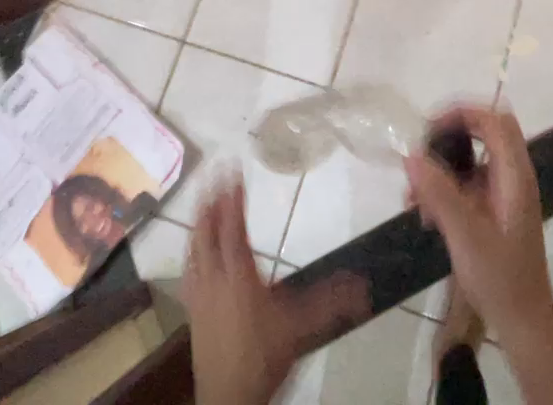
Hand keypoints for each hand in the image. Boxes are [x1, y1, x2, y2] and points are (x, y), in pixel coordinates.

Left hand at [183, 177, 368, 404]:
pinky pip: (188, 266)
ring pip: (194, 246)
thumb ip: (331, 301)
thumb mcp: (301, 326)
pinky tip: (194, 244)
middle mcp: (214, 277)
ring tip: (203, 197)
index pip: (234, 227)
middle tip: (215, 172)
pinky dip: (192, 246)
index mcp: (239, 275)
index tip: (233, 171)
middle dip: (211, 199)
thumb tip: (364, 284)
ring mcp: (198, 292)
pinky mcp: (191, 308)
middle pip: (207, 229)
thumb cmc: (265, 356)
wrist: (229, 397)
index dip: (232, 197)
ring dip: (199, 218)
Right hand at [404, 106, 552, 344]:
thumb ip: (438, 192)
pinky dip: (446, 188)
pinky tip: (424, 213)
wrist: (523, 321)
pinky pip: (470, 182)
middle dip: (449, 134)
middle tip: (419, 151)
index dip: (462, 113)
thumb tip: (410, 155)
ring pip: (474, 157)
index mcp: (515, 176)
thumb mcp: (465, 235)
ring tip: (413, 193)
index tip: (428, 127)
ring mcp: (506, 193)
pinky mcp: (496, 209)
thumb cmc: (499, 278)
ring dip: (443, 166)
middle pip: (486, 131)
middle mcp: (514, 177)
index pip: (495, 121)